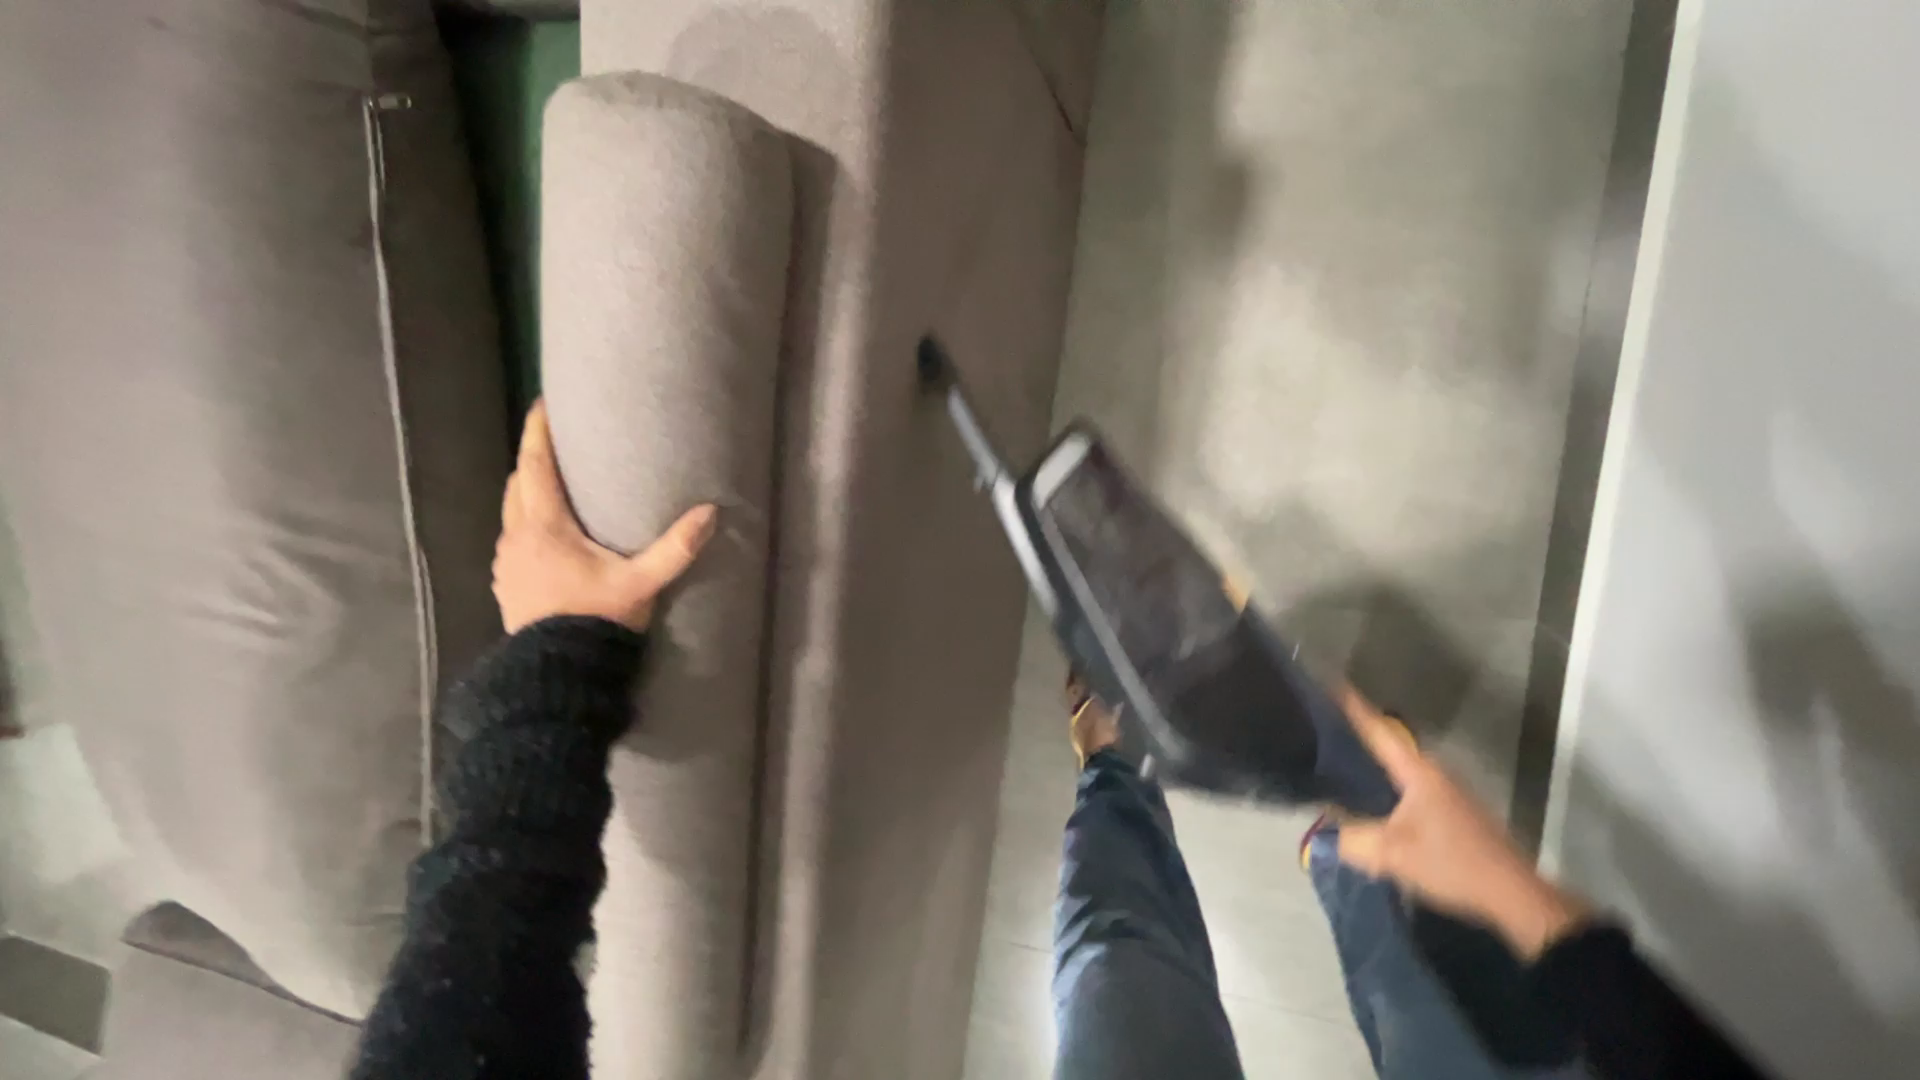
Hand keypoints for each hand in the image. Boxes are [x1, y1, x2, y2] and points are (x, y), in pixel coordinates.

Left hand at [492, 401, 717, 633]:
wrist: (557, 672)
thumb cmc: (597, 618)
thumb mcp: (643, 582)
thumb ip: (676, 547)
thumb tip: (710, 512)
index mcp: (545, 527)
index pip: (534, 466)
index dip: (537, 432)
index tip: (542, 404)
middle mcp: (517, 538)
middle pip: (518, 484)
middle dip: (533, 459)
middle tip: (555, 444)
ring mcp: (505, 563)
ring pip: (511, 513)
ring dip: (528, 494)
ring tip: (553, 489)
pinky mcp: (505, 584)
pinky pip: (511, 540)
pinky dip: (525, 526)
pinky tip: (545, 538)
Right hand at [1334, 685, 1587, 958]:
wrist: (1514, 897)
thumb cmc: (1452, 863)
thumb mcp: (1393, 855)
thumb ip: (1353, 840)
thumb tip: (1326, 834)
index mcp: (1418, 772)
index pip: (1379, 730)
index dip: (1355, 707)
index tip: (1334, 682)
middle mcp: (1433, 773)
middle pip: (1388, 745)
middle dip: (1358, 734)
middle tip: (1324, 727)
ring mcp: (1447, 792)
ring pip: (1399, 768)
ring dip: (1372, 763)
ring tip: (1338, 761)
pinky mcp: (1453, 812)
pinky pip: (1408, 787)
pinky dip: (1386, 785)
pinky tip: (1370, 799)